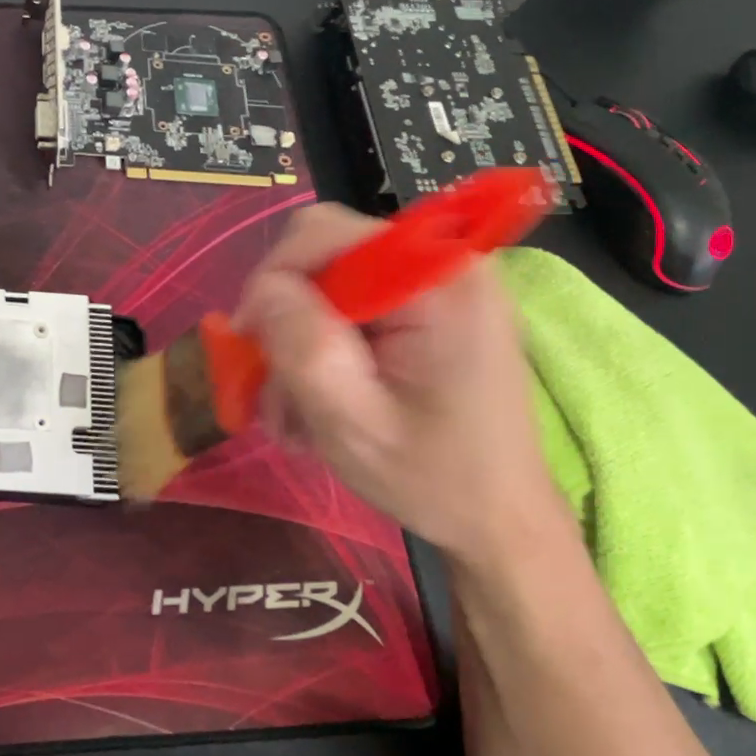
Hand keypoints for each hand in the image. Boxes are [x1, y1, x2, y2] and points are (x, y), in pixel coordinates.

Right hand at [233, 203, 565, 567]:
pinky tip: (321, 402)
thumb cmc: (434, 478)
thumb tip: (263, 289)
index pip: (322, 234)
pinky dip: (323, 350)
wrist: (500, 521)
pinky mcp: (429, 310)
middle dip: (286, 319)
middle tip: (274, 384)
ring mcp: (437, 287)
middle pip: (322, 256)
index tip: (255, 343)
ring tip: (297, 413)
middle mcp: (443, 265)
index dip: (275, 280)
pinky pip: (349, 306)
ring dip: (298, 345)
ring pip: (327, 285)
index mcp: (438, 280)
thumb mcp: (351, 420)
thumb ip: (304, 345)